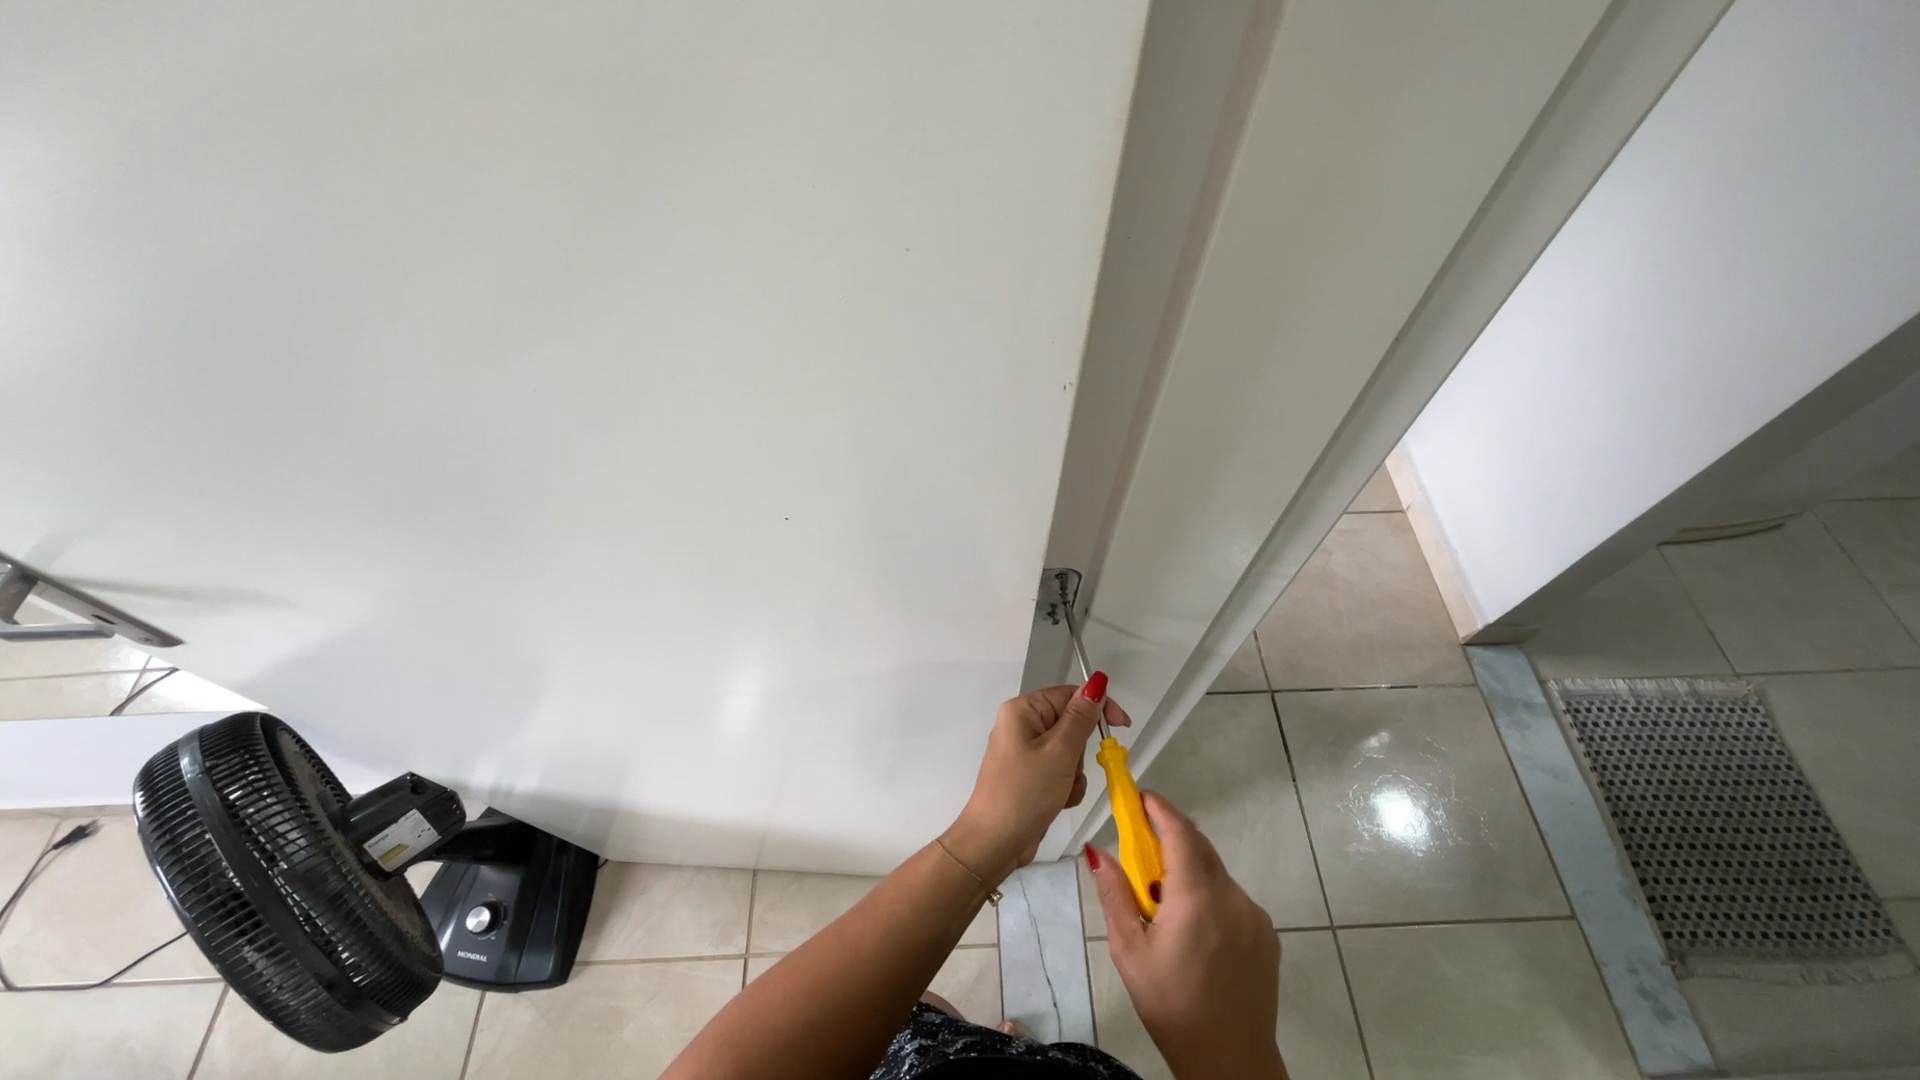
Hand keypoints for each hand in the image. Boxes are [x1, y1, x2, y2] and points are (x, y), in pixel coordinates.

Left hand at [941, 675, 1129, 884]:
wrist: (996, 842)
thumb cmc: (1025, 792)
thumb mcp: (1059, 752)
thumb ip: (1081, 718)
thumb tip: (1097, 684)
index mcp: (1023, 711)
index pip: (1070, 695)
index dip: (1098, 707)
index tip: (1122, 726)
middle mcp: (1022, 726)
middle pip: (1071, 725)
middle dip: (1080, 751)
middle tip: (1069, 769)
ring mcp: (1025, 753)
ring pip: (1071, 752)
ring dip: (1074, 774)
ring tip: (1060, 790)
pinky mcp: (1031, 776)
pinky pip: (1061, 772)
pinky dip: (1066, 787)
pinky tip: (1057, 801)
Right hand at [1089, 793, 1284, 1079]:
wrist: (1231, 1061)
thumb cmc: (1170, 1005)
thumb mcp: (1130, 951)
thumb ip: (1115, 895)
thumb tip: (1096, 851)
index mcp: (1197, 898)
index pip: (1180, 833)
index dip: (1160, 809)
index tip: (1139, 796)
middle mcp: (1232, 897)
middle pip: (1199, 849)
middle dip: (1169, 838)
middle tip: (1139, 847)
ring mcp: (1254, 915)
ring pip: (1215, 875)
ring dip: (1188, 872)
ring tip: (1162, 905)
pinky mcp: (1266, 934)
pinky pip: (1231, 899)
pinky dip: (1208, 896)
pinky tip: (1193, 930)